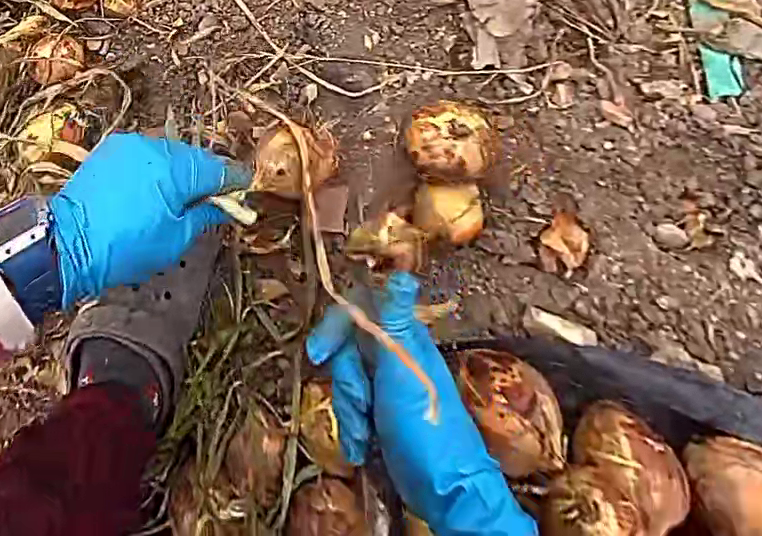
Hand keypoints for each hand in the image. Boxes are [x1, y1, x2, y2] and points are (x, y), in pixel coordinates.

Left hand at [50, 132, 243, 306]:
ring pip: (170, 153)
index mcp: (175, 170)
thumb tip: (222, 206)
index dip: (233, 180)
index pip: (217, 169)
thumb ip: (204, 216)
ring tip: (178, 196)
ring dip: (179, 170)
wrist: (65, 244)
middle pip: (194, 158)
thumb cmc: (122, 247)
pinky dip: (156, 166)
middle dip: (205, 176)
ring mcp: (132, 144)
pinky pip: (146, 153)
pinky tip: (153, 187)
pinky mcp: (114, 148)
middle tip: (212, 197)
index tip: (243, 187)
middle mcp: (156, 148)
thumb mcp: (173, 240)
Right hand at [305, 273, 536, 535]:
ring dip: (349, 410)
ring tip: (365, 434)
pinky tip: (363, 446)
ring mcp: (385, 385)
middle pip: (346, 350)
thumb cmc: (426, 424)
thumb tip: (402, 271)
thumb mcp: (406, 367)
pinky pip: (350, 407)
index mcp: (402, 335)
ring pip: (345, 381)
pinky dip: (352, 427)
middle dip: (346, 382)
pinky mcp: (378, 413)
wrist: (443, 490)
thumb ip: (396, 319)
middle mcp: (392, 353)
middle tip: (361, 405)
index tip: (318, 353)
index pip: (357, 312)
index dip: (334, 328)